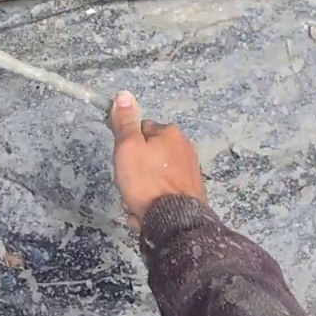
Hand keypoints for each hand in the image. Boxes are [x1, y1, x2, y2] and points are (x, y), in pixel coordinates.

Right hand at [109, 90, 205, 224]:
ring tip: (137, 200)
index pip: (140, 130)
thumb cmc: (146, 182)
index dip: (127, 146)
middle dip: (136, 169)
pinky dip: (156, 197)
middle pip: (149, 153)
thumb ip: (125, 122)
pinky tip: (149, 209)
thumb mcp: (128, 148)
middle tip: (129, 183)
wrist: (174, 221)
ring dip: (144, 186)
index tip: (123, 161)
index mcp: (169, 133)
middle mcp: (184, 147)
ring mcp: (191, 170)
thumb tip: (124, 94)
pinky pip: (165, 189)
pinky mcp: (193, 191)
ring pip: (155, 173)